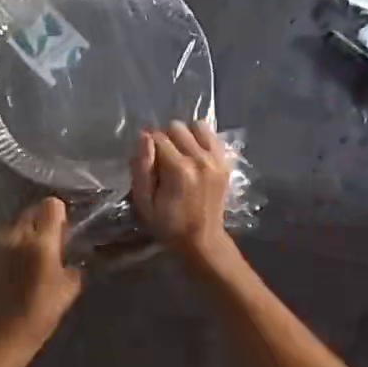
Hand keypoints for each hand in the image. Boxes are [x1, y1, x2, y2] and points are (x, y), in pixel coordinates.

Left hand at [0, 198, 82, 351]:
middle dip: (43, 222)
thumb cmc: (42, 312)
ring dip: (26, 231)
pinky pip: (3, 238)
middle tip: (51, 244)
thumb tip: (71, 253)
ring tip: (32, 254)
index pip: (52, 205)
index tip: (64, 231)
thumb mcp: (70, 287)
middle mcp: (18, 236)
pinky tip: (17, 265)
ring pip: (16, 223)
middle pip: (32, 211)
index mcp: (42, 242)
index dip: (60, 215)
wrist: (3, 333)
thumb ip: (73, 262)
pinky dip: (12, 243)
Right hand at [131, 121, 232, 259]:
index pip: (157, 137)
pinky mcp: (225, 163)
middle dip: (166, 138)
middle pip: (177, 127)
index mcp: (178, 169)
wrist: (202, 240)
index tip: (147, 160)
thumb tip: (144, 136)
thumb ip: (142, 168)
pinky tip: (195, 155)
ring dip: (185, 136)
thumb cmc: (168, 225)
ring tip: (180, 154)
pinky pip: (212, 137)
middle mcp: (200, 159)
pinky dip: (201, 139)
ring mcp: (216, 160)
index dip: (148, 145)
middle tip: (163, 159)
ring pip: (197, 126)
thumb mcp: (145, 203)